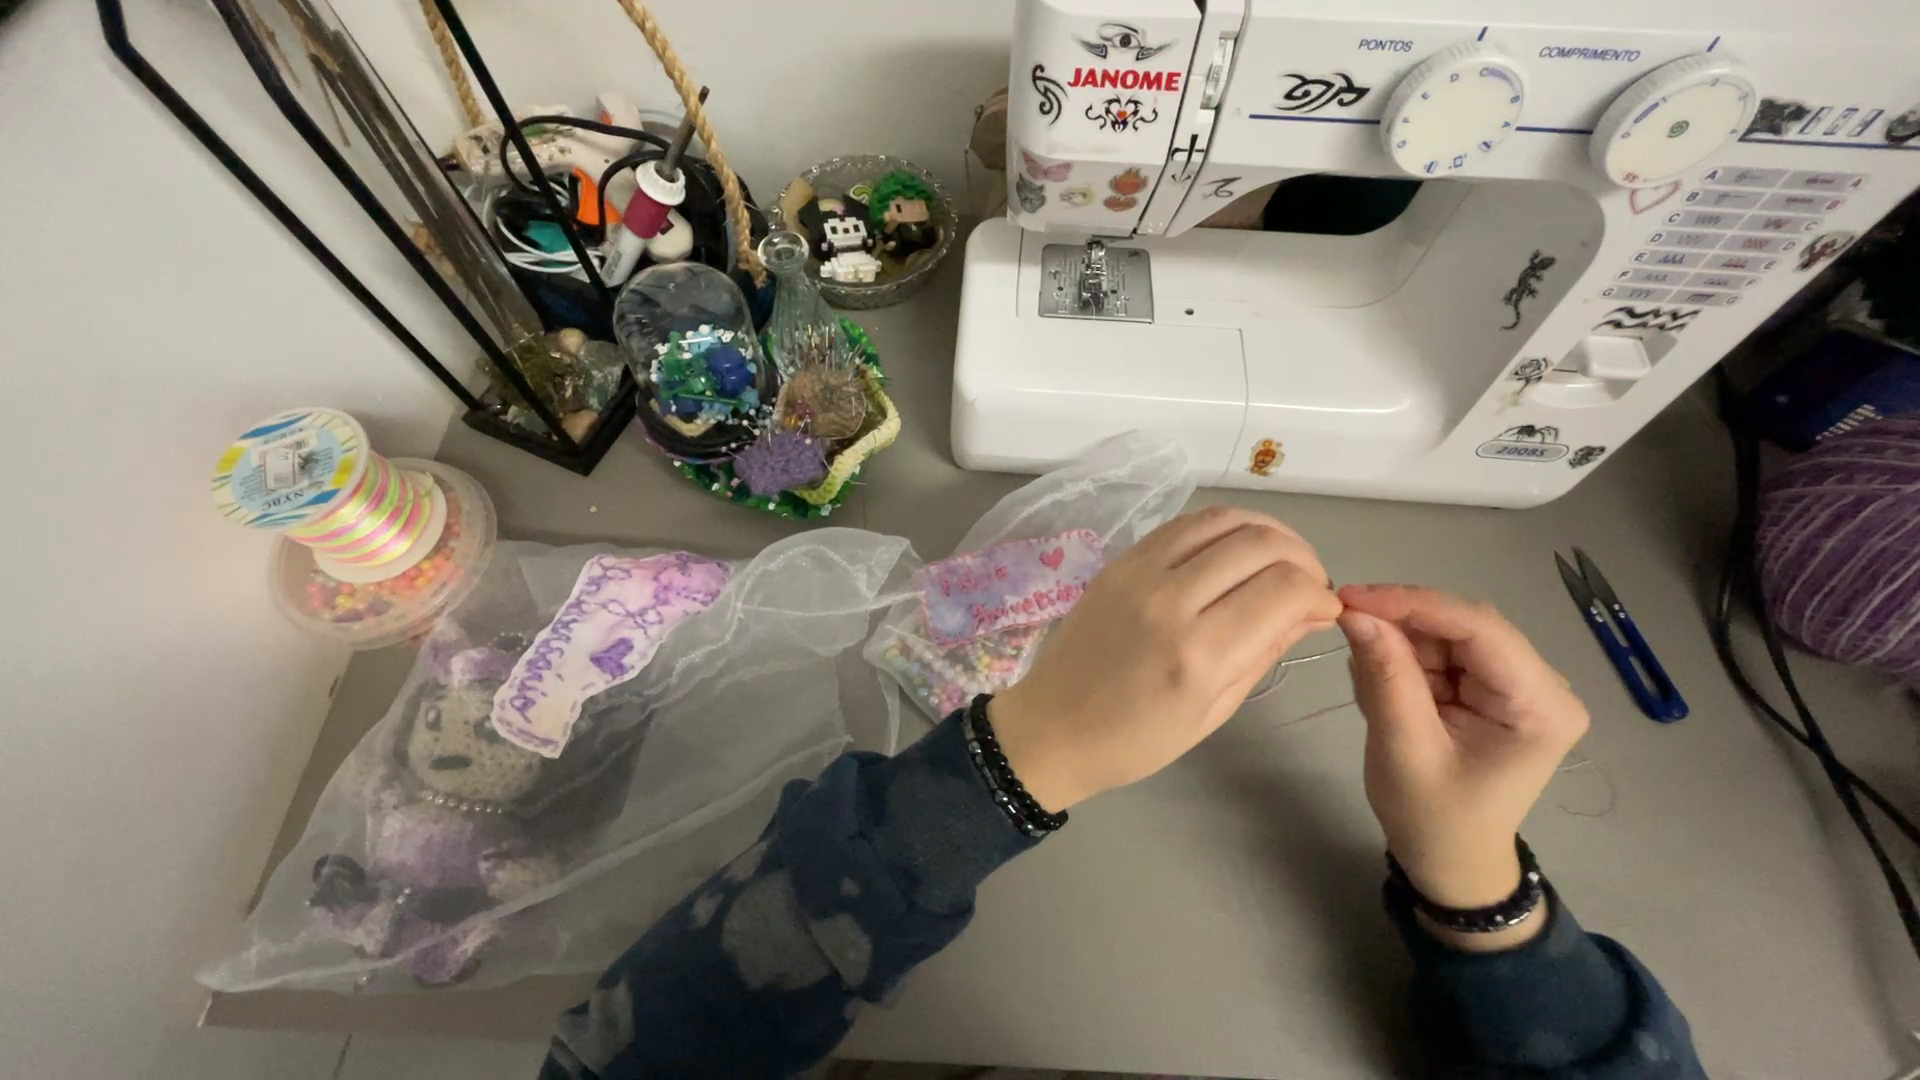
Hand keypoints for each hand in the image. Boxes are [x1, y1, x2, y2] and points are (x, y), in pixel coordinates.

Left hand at [991, 507, 1342, 812]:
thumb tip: (1314, 608)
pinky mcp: (1119, 561)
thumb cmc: (1136, 739)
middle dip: (1302, 557)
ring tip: (1277, 559)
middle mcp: (1170, 600)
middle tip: (1307, 583)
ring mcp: (1138, 573)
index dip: (1320, 594)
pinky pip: (1183, 524)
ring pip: (1223, 519)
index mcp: (1198, 653)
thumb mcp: (1214, 710)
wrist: (1052, 726)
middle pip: (1261, 542)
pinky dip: (1221, 528)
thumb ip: (1266, 649)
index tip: (1324, 609)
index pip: (1286, 589)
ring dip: (1265, 531)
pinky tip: (1233, 551)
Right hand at [1337, 585, 1588, 947]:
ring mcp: (1514, 682)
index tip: (1349, 597)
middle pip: (1461, 624)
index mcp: (1539, 704)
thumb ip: (1384, 675)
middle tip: (1343, 626)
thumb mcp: (1402, 746)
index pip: (1478, 628)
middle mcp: (1539, 683)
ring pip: (1443, 632)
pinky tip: (1384, 692)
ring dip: (1396, 646)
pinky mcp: (1486, 685)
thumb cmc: (1431, 815)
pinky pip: (1436, 650)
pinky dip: (1400, 661)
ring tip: (1370, 688)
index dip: (1413, 603)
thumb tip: (1355, 613)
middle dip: (1400, 623)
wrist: (1447, 858)